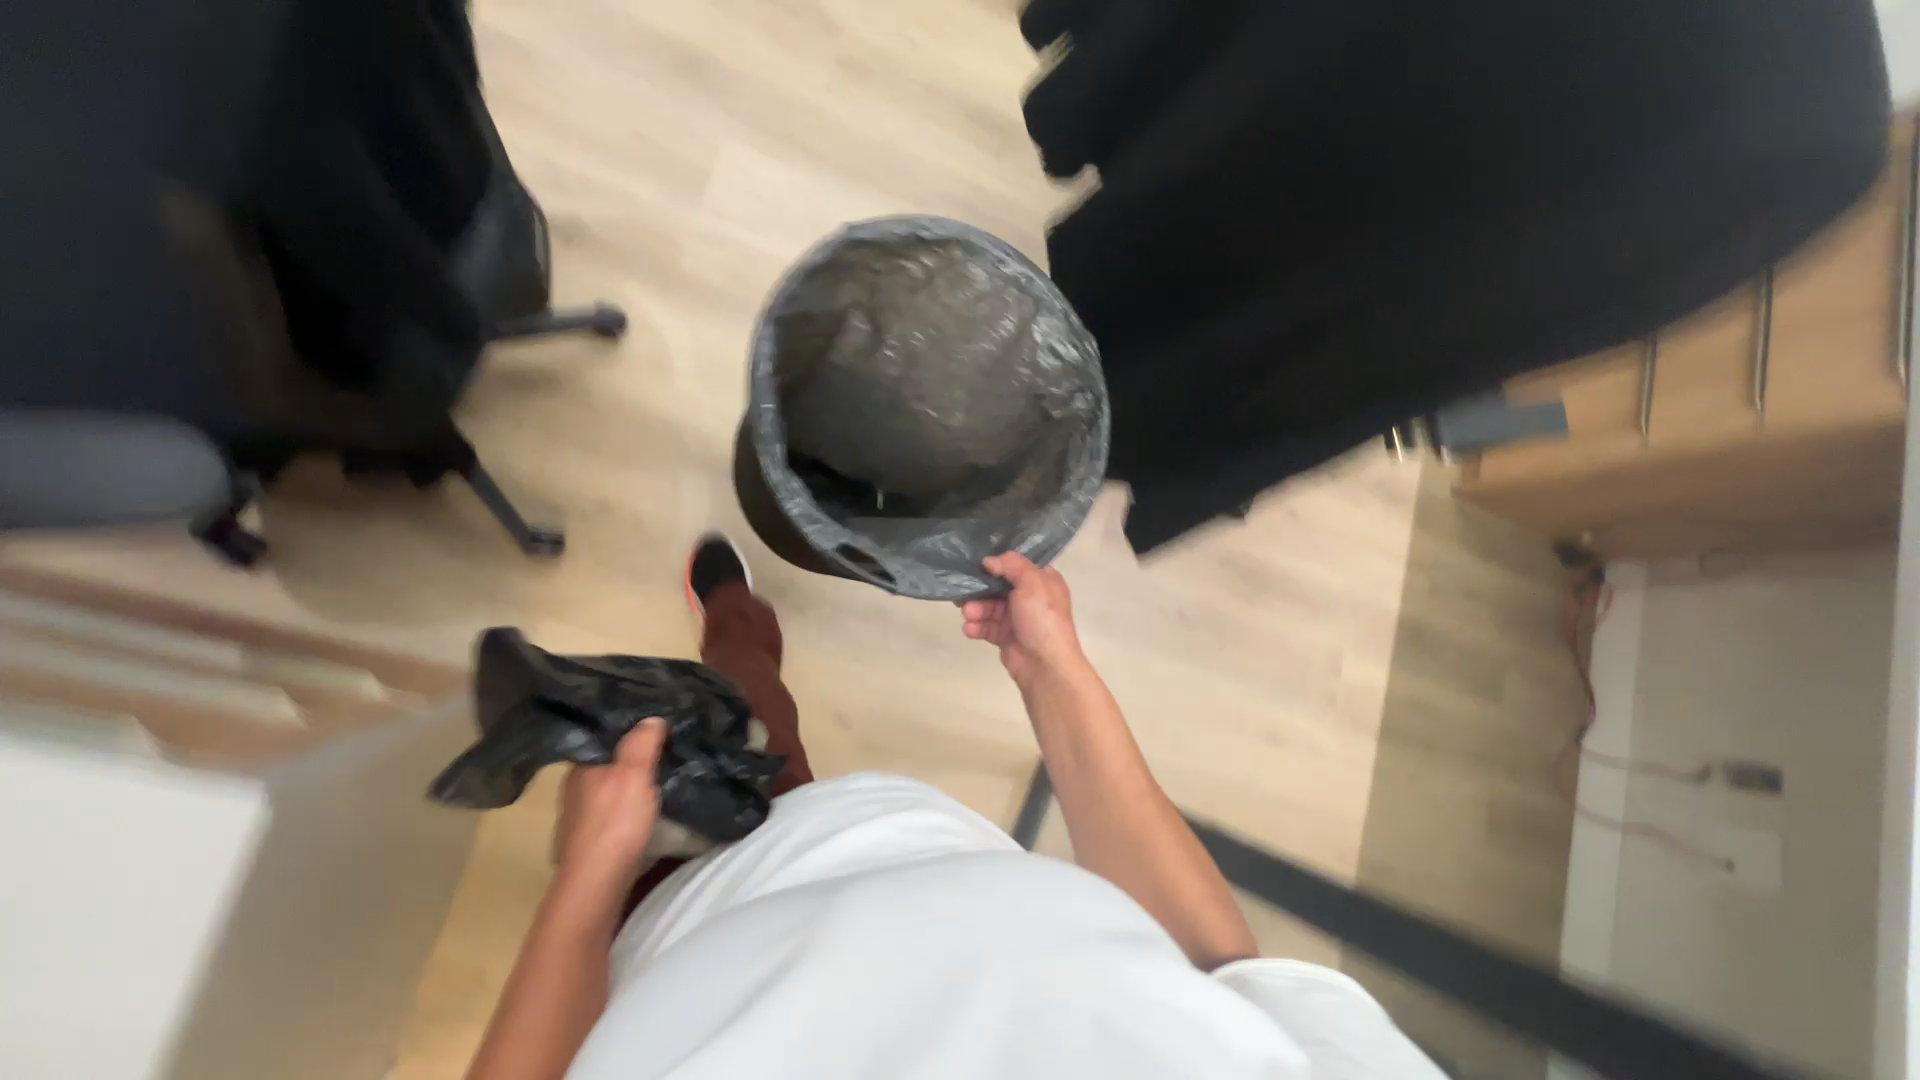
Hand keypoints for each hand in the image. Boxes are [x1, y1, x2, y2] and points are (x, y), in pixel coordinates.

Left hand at [553, 718, 665, 887]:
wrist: (596, 883)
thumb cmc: (615, 821)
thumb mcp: (634, 773)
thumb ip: (641, 743)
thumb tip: (650, 719)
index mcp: (579, 770)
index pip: (600, 740)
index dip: (625, 733)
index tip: (651, 728)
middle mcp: (571, 792)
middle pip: (604, 768)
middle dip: (627, 762)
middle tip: (661, 753)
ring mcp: (576, 823)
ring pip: (605, 795)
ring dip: (626, 791)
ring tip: (656, 784)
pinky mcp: (586, 848)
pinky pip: (609, 820)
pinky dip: (624, 816)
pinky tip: (641, 818)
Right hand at [960, 552, 1083, 683]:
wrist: (1045, 664)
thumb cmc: (1042, 617)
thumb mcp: (1032, 582)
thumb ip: (1010, 564)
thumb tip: (988, 560)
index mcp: (1042, 581)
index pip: (1017, 566)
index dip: (998, 563)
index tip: (977, 563)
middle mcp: (1030, 597)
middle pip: (998, 587)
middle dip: (979, 590)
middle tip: (963, 592)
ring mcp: (1017, 618)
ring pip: (989, 607)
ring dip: (976, 609)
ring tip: (968, 614)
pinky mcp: (1005, 636)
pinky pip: (987, 626)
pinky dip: (977, 626)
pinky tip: (969, 629)